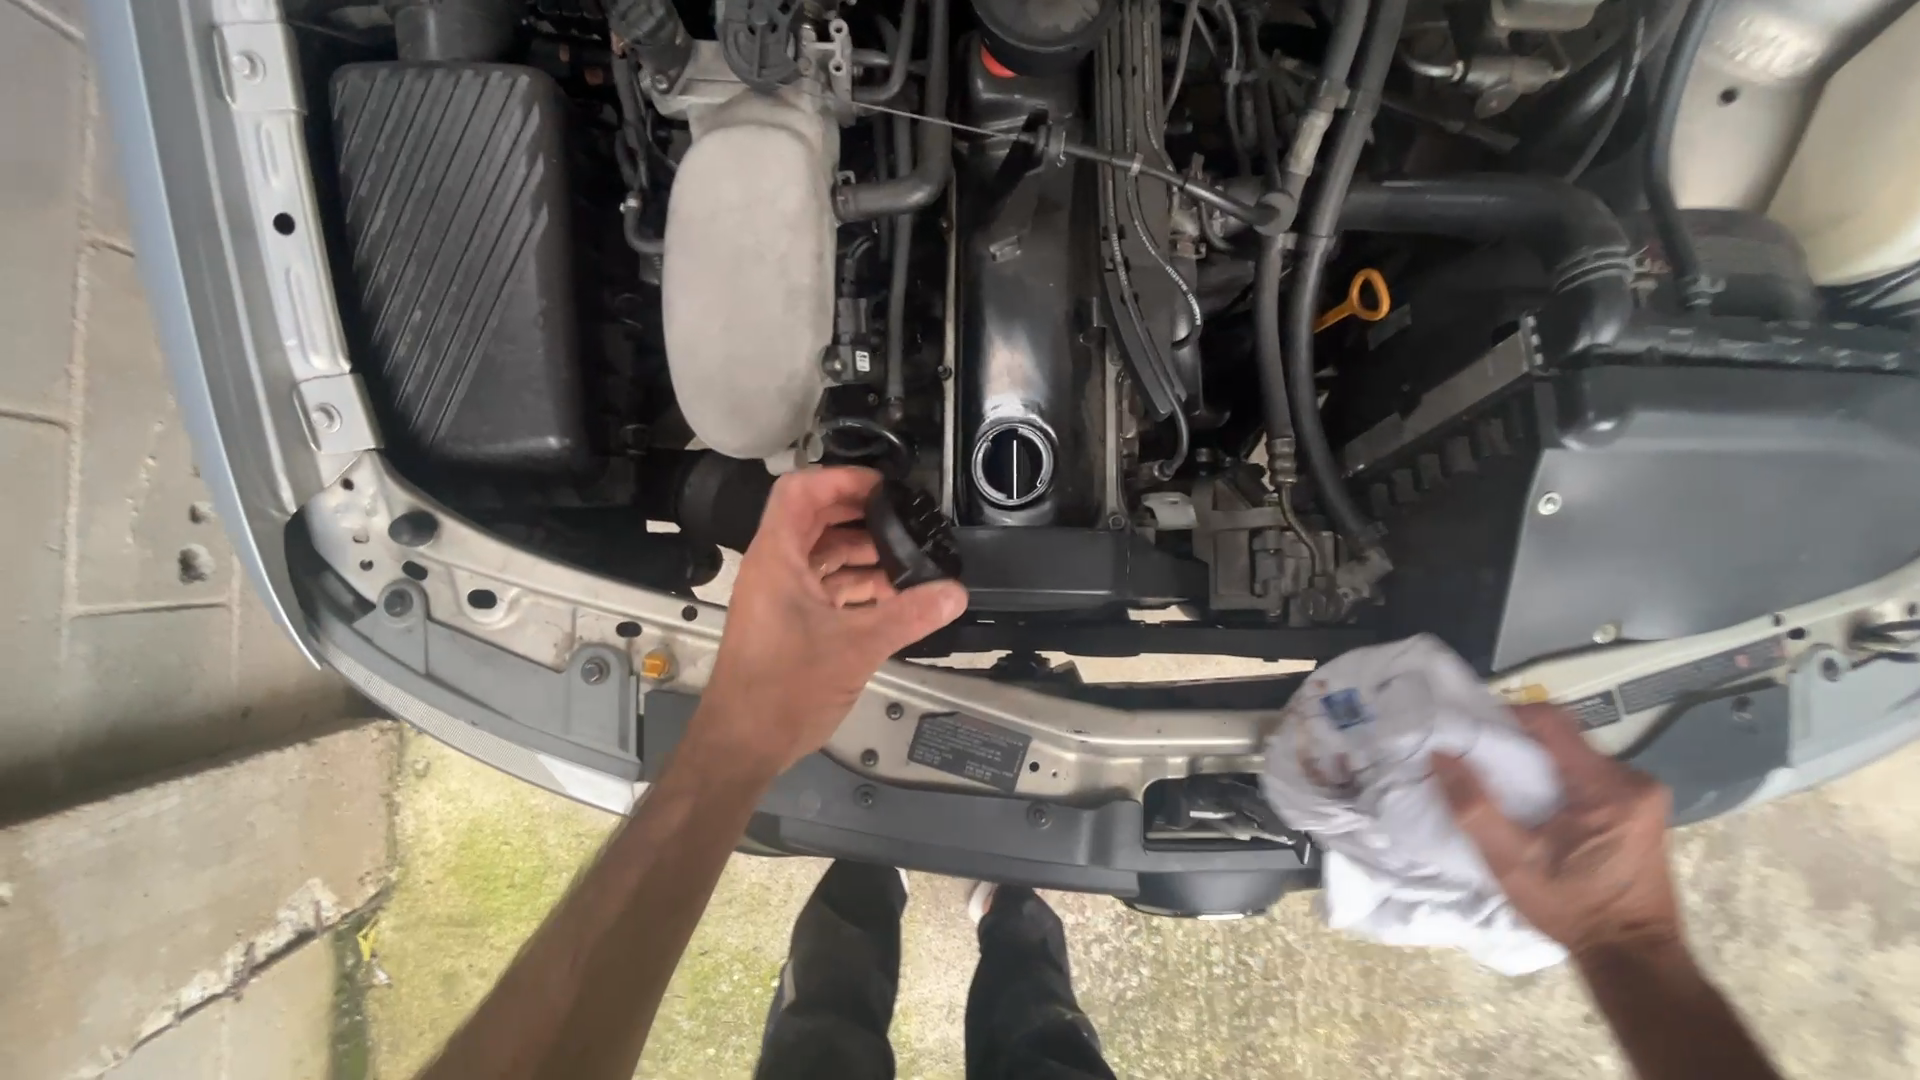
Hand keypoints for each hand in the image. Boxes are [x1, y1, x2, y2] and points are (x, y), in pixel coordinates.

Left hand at [694, 467, 968, 775]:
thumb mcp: (855, 647)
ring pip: (822, 557)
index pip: (800, 491)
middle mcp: (774, 568)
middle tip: (904, 520)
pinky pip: (824, 588)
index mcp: (777, 558)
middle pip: (815, 520)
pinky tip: (891, 598)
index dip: (841, 479)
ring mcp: (779, 596)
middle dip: (860, 517)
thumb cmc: (784, 688)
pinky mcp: (789, 623)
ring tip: (907, 561)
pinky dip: (856, 587)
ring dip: (862, 555)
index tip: (883, 487)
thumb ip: (908, 616)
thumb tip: (955, 592)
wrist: (743, 743)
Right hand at [1432, 705, 1680, 960]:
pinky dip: (1552, 778)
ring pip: (1573, 756)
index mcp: (1608, 787)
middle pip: (1562, 737)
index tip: (1469, 728)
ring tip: (1496, 781)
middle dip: (1515, 742)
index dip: (1506, 714)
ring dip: (1533, 762)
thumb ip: (1472, 804)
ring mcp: (1641, 797)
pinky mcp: (1638, 812)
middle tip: (1475, 757)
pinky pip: (1587, 775)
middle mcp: (1634, 782)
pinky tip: (1529, 801)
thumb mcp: (1510, 860)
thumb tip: (1440, 754)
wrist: (1634, 959)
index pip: (1551, 721)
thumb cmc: (1572, 908)